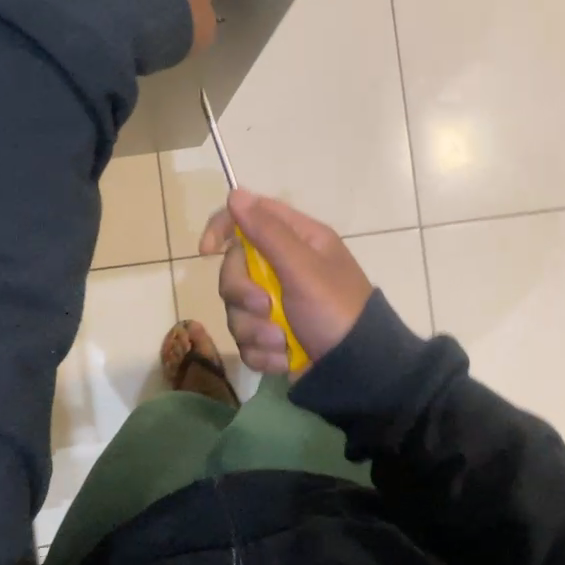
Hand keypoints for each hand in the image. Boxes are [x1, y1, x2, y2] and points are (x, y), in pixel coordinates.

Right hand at [200, 190, 372, 373]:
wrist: (357, 370)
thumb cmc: (336, 310)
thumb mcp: (304, 268)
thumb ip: (268, 233)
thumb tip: (235, 194)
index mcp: (297, 241)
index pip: (249, 218)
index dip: (222, 229)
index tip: (207, 251)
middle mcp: (283, 268)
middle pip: (233, 269)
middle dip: (243, 294)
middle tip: (266, 308)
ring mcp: (275, 305)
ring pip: (235, 310)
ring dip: (256, 330)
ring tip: (283, 342)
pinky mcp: (271, 338)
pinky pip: (246, 341)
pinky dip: (263, 353)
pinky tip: (285, 359)